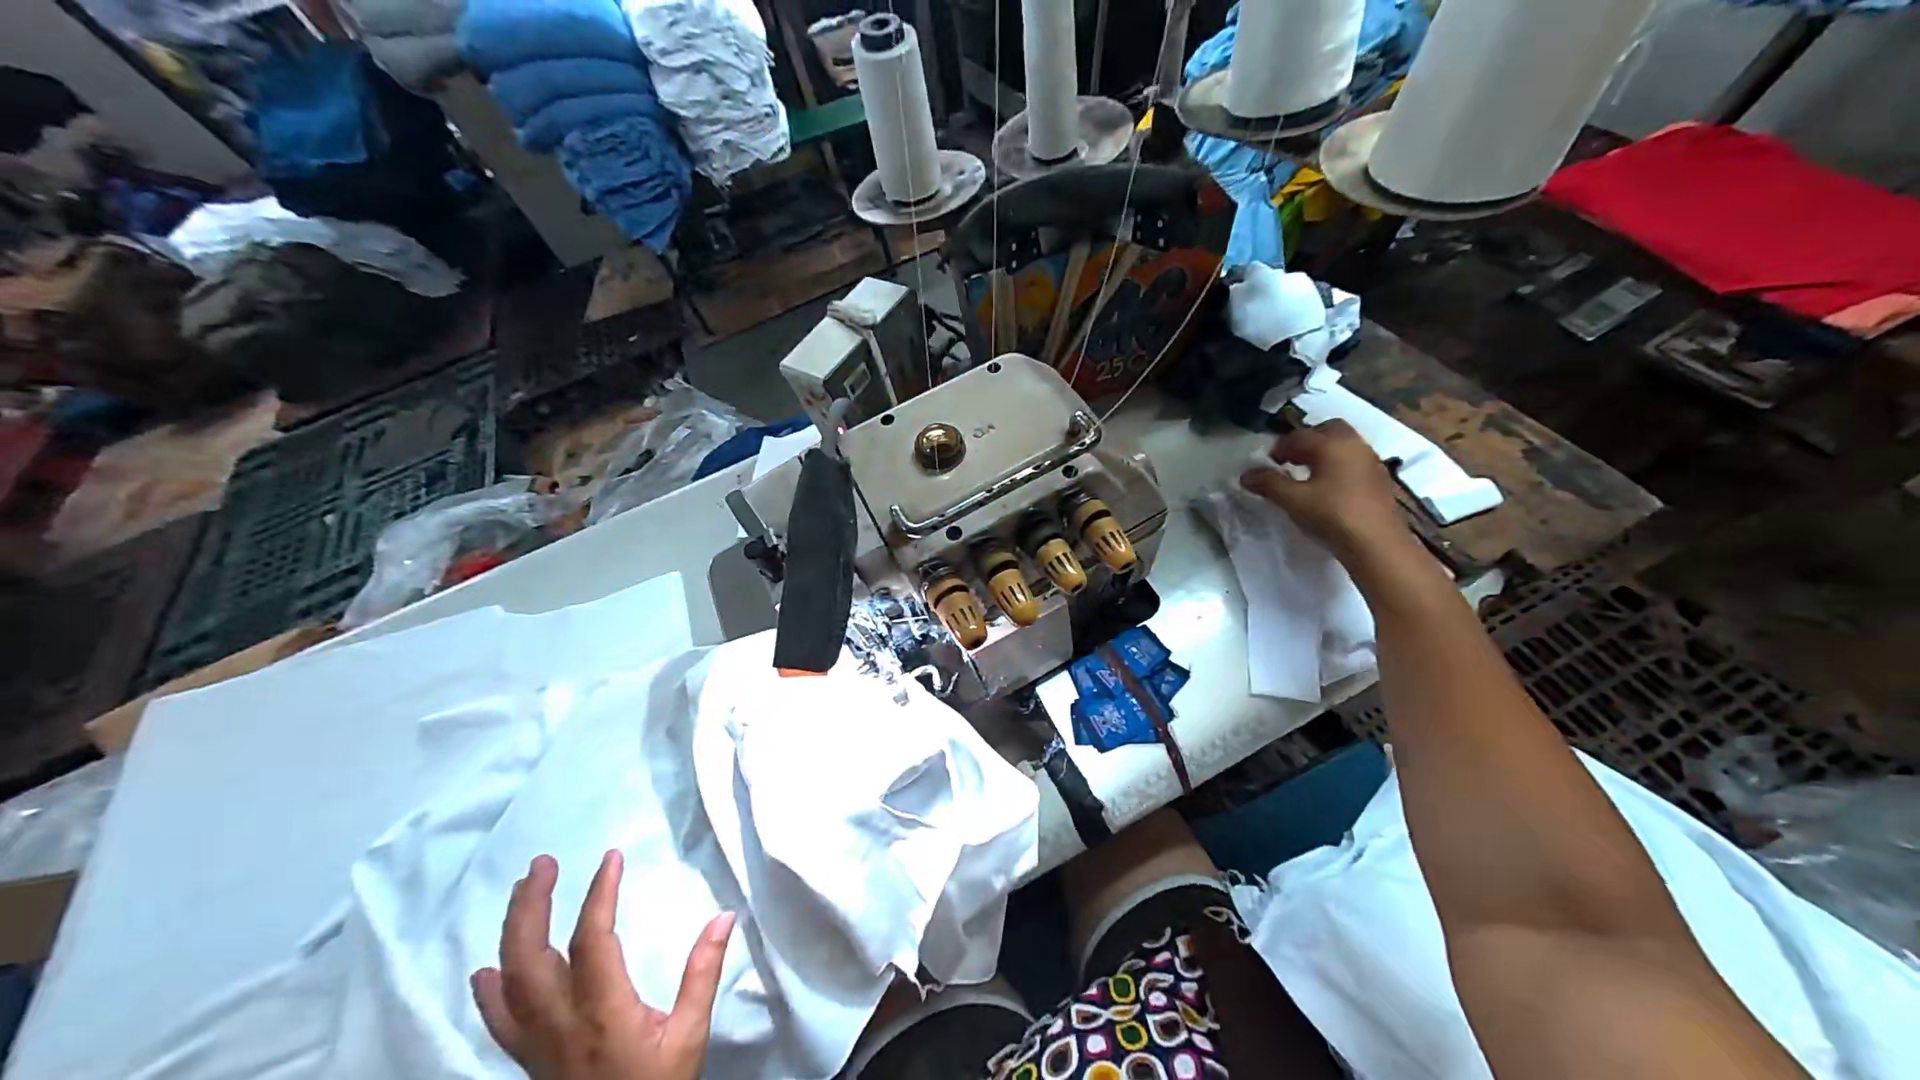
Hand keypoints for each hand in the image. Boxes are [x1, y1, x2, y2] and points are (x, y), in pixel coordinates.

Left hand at [472, 852, 735, 1079]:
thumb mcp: (689, 1035)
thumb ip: (702, 973)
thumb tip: (724, 916)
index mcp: (603, 1010)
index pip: (592, 938)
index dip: (599, 893)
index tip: (611, 857)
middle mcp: (560, 1022)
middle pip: (530, 956)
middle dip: (532, 904)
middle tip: (543, 863)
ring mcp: (536, 1043)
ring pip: (508, 981)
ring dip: (511, 930)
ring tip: (522, 889)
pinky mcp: (528, 1059)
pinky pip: (498, 1021)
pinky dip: (489, 991)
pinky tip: (485, 969)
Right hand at [1239, 419, 1408, 562]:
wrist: (1376, 543)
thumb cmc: (1331, 515)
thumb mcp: (1292, 500)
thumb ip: (1268, 483)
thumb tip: (1246, 475)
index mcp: (1331, 444)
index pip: (1299, 436)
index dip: (1279, 447)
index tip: (1268, 463)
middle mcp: (1354, 445)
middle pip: (1328, 430)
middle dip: (1307, 441)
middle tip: (1290, 460)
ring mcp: (1371, 461)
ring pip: (1344, 445)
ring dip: (1324, 452)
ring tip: (1307, 474)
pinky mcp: (1380, 479)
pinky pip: (1354, 461)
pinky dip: (1338, 465)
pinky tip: (1328, 487)